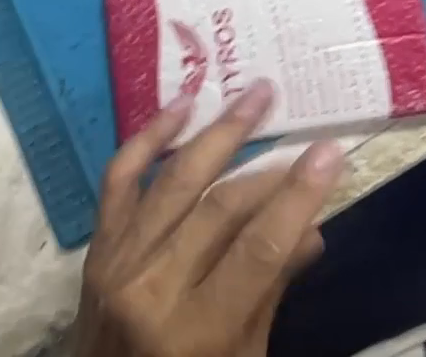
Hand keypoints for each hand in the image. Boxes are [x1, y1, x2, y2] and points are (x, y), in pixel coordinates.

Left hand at [75, 81, 344, 356]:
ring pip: (175, 179)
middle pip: (219, 208)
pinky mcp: (97, 244)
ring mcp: (118, 260)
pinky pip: (120, 177)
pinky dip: (150, 138)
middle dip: (267, 165)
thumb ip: (270, 291)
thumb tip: (310, 228)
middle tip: (299, 125)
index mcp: (195, 330)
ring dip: (219, 131)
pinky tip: (181, 106)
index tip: (329, 153)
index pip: (258, 249)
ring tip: (253, 94)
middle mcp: (151, 287)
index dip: (296, 197)